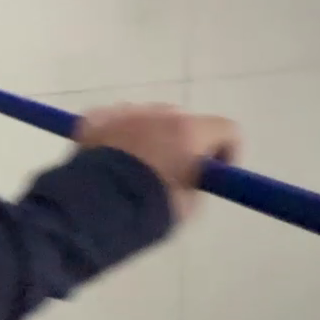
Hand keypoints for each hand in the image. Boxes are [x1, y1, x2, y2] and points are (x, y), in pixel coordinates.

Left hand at [73, 103, 241, 219]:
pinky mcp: (93, 119)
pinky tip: (107, 152)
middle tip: (167, 169)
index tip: (212, 172)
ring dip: (145, 133)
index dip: (223, 151)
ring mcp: (123, 113)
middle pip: (181, 120)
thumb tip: (192, 176)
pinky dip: (113, 131)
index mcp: (189, 130)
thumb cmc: (149, 207)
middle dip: (180, 140)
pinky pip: (110, 119)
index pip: (225, 129)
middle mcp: (158, 113)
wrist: (94, 206)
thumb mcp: (190, 203)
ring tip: (132, 163)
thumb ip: (198, 179)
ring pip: (144, 117)